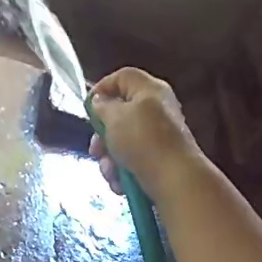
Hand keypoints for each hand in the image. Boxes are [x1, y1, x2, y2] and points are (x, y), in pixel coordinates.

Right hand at [89, 68, 205, 201]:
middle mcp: (156, 110)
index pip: (122, 77)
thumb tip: (100, 101)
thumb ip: (103, 106)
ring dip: (110, 160)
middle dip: (102, 136)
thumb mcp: (115, 118)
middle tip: (95, 150)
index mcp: (149, 90)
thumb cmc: (142, 141)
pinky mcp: (158, 161)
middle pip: (120, 115)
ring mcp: (158, 137)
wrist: (174, 179)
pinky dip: (122, 173)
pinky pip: (132, 162)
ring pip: (122, 144)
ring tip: (111, 172)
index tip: (87, 107)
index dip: (102, 88)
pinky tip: (120, 184)